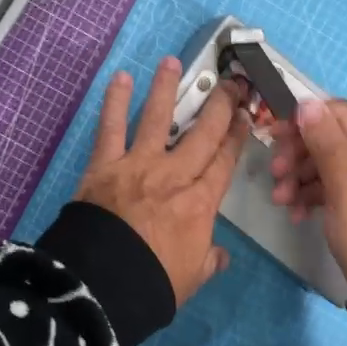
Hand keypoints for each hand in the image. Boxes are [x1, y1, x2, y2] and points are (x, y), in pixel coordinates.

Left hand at [77, 56, 248, 306]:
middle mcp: (174, 175)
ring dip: (166, 88)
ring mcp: (138, 165)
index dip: (236, 135)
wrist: (102, 284)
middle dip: (219, 104)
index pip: (224, 161)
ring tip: (172, 62)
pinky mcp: (104, 164)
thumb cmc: (152, 284)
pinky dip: (114, 101)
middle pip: (202, 132)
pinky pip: (111, 127)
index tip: (244, 114)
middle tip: (230, 81)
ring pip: (158, 118)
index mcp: (200, 204)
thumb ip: (208, 260)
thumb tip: (222, 254)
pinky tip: (120, 78)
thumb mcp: (191, 278)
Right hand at [270, 99, 346, 295]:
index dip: (304, 120)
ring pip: (327, 162)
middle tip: (274, 174)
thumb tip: (307, 104)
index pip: (339, 113)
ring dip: (299, 176)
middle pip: (331, 137)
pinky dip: (311, 194)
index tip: (273, 137)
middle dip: (298, 153)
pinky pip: (332, 186)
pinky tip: (296, 213)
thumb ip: (327, 144)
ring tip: (281, 200)